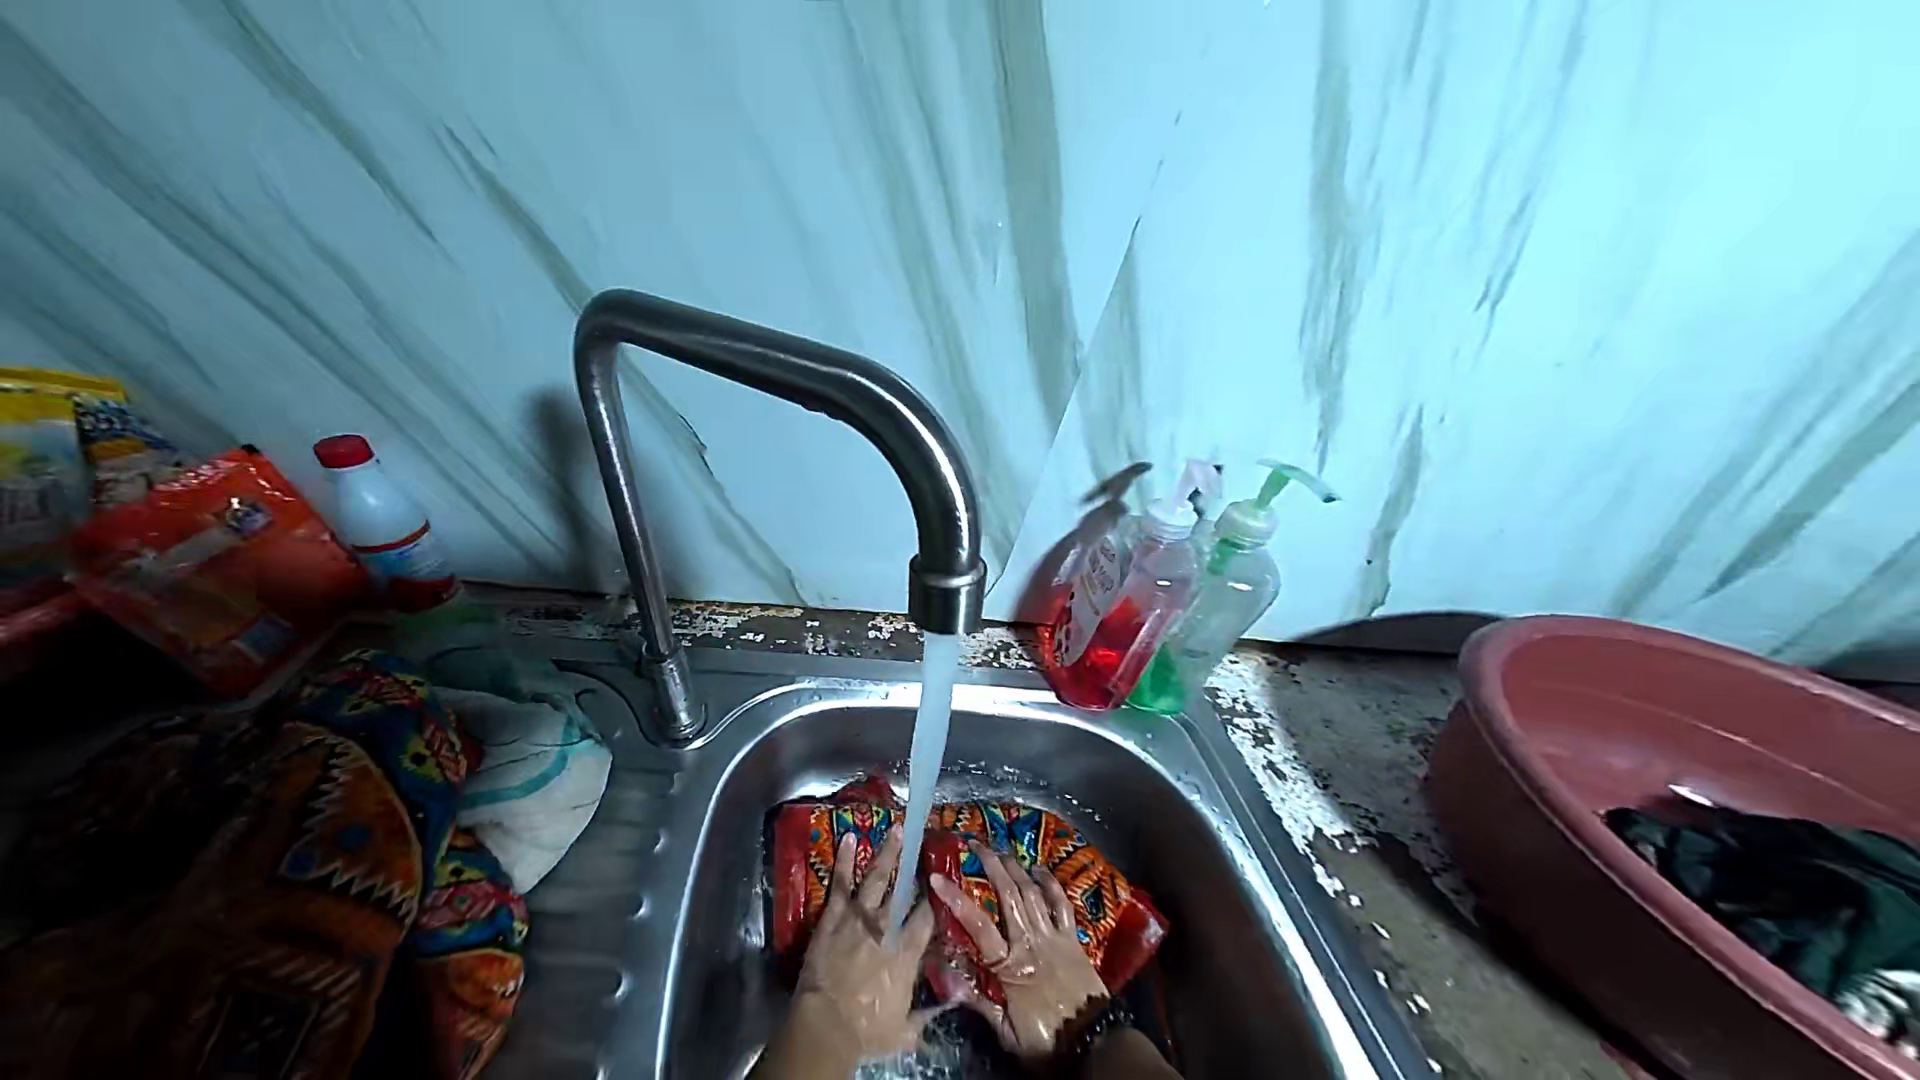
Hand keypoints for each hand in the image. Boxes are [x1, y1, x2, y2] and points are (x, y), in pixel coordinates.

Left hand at [775, 828, 944, 1074]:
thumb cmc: (867, 1031)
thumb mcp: (905, 1030)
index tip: (938, 882)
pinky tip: (848, 838)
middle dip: (913, 864)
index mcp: (907, 951)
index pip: (926, 916)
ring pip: (876, 877)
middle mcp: (887, 926)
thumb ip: (929, 1012)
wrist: (826, 1026)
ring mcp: (859, 917)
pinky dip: (843, 859)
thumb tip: (956, 999)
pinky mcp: (833, 916)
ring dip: (887, 852)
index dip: (933, 898)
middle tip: (921, 841)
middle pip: (903, 889)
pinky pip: (840, 883)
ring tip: (896, 829)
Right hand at [929, 841, 1109, 1061]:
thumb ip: (980, 1002)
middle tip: (976, 843)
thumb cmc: (1046, 1040)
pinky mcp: (1072, 937)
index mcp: (1009, 965)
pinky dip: (1050, 883)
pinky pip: (1061, 903)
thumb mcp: (1007, 1033)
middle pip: (1008, 893)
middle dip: (991, 864)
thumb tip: (949, 978)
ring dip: (1016, 867)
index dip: (956, 899)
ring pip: (1032, 891)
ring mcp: (1052, 935)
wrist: (1093, 1043)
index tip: (937, 877)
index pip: (977, 925)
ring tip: (1001, 850)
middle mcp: (1029, 941)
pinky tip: (1040, 869)